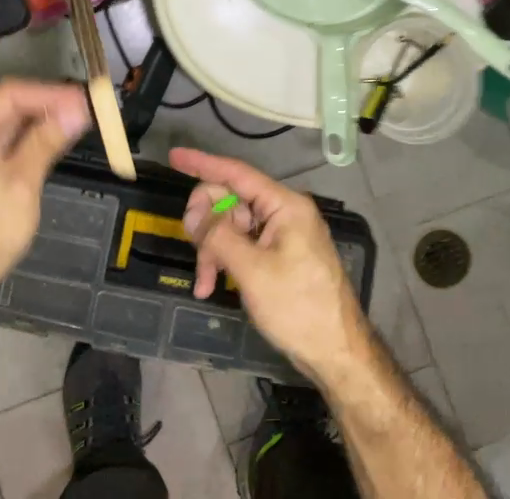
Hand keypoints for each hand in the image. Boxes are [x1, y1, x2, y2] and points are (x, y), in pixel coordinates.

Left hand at [0, 80, 90, 343]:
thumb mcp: (22, 184)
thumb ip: (47, 141)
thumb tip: (78, 110)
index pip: (9, 94)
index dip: (49, 93)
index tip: (83, 98)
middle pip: (7, 104)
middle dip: (48, 103)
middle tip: (85, 107)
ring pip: (9, 120)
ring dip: (42, 119)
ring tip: (78, 119)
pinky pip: (5, 138)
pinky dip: (30, 136)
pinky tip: (56, 136)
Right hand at [170, 148, 374, 386]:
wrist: (336, 352)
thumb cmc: (298, 308)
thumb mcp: (251, 270)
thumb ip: (219, 235)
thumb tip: (197, 214)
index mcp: (285, 206)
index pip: (237, 173)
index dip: (203, 163)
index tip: (174, 156)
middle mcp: (284, 213)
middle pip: (231, 201)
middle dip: (206, 222)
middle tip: (190, 243)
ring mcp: (283, 235)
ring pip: (232, 227)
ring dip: (212, 250)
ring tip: (204, 282)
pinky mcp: (279, 256)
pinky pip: (243, 246)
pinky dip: (225, 261)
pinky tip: (211, 285)